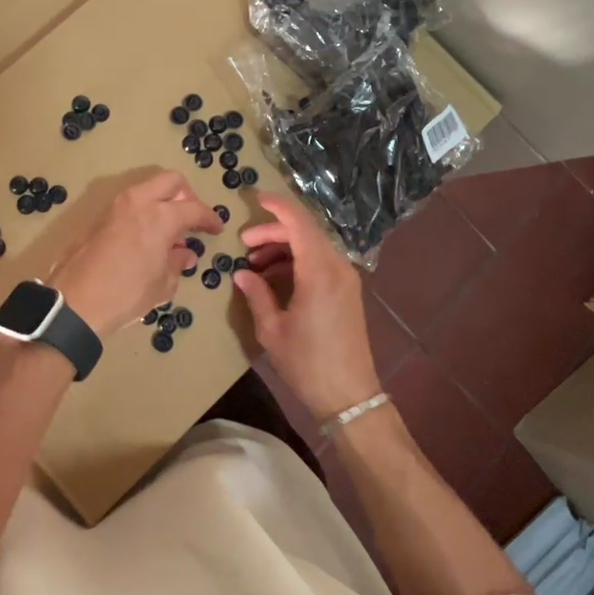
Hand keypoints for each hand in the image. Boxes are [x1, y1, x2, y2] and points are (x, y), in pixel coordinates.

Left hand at [47, 170, 221, 333]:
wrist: (75, 302)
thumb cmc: (126, 294)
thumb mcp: (162, 285)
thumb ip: (177, 263)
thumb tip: (185, 253)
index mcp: (160, 216)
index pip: (194, 208)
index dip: (210, 218)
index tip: (216, 228)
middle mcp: (139, 201)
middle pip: (171, 180)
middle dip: (187, 195)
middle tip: (191, 219)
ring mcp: (116, 205)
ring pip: (148, 187)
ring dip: (163, 201)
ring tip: (169, 231)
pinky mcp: (100, 215)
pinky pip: (131, 202)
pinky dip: (144, 210)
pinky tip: (147, 236)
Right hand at [231, 192, 380, 418]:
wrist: (350, 396)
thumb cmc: (308, 363)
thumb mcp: (272, 330)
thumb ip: (256, 295)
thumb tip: (242, 274)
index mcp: (319, 271)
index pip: (298, 222)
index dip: (276, 206)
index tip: (254, 198)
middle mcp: (336, 267)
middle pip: (304, 231)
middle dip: (273, 231)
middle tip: (244, 245)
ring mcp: (346, 278)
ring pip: (312, 246)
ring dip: (283, 247)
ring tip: (255, 265)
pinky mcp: (347, 291)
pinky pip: (320, 262)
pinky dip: (297, 261)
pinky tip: (275, 279)